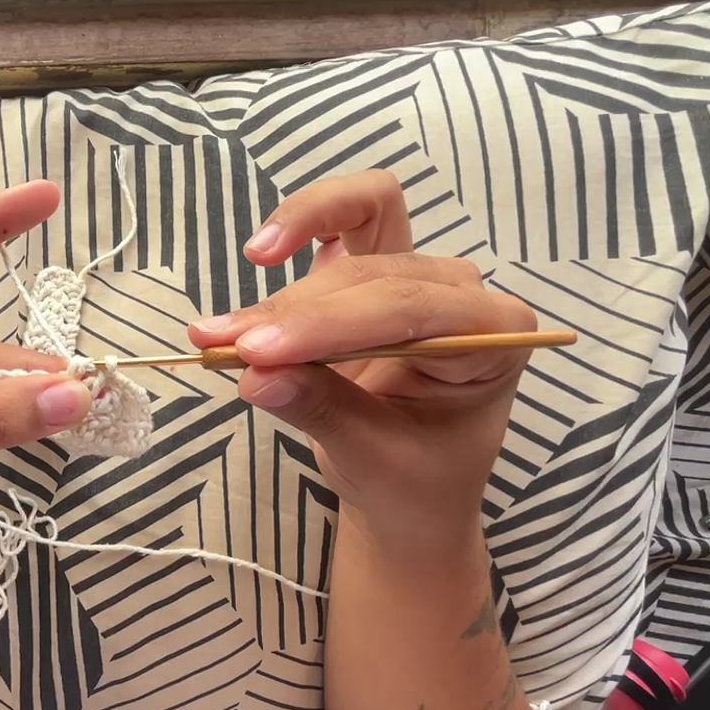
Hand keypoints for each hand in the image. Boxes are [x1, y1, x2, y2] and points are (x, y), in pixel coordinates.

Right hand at [188, 170, 535, 547]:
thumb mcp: (370, 457)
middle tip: (223, 346)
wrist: (409, 487)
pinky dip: (301, 226)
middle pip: (372, 272)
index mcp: (494, 339)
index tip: (255, 353)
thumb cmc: (410, 479)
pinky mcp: (369, 275)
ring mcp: (416, 277)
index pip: (408, 310)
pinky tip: (261, 251)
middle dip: (293, 312)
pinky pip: (343, 221)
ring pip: (354, 238)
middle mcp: (462, 295)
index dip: (325, 325)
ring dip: (281, 284)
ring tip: (215, 331)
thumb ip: (318, 409)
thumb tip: (253, 375)